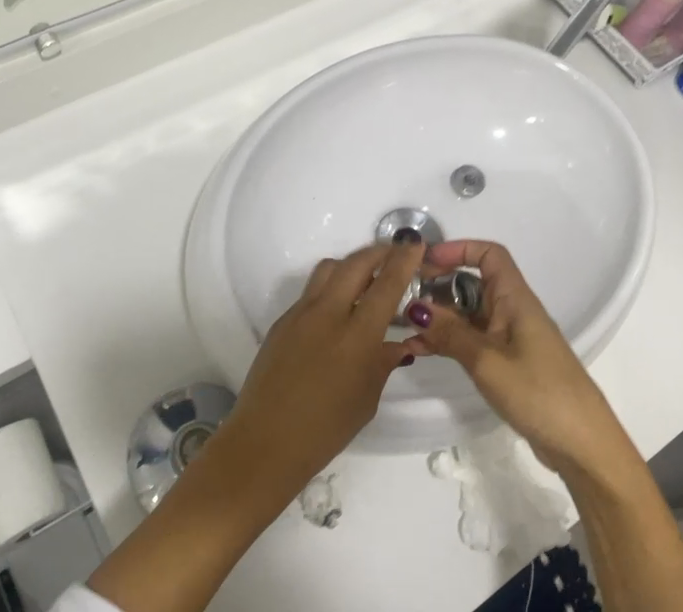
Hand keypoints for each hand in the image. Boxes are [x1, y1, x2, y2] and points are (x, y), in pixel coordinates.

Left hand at [216, 242, 423, 488]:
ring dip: (351, 265)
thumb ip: (383, 362)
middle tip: (395, 253)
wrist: (267, 439)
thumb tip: (399, 343)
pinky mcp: (282, 322)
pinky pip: (311, 292)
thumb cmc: (326, 428)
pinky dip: (331, 288)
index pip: (386, 285)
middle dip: (378, 253)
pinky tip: (339, 310)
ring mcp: (300, 314)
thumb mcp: (366, 397)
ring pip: (329, 270)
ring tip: (367, 278)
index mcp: (357, 336)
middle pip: (355, 264)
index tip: (415, 244)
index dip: (403, 260)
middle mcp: (328, 314)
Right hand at [407, 239, 620, 476]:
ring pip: (468, 315)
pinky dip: (448, 341)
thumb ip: (449, 332)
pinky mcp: (509, 364)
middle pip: (473, 284)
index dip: (457, 249)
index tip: (424, 261)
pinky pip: (472, 340)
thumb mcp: (486, 360)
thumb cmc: (538, 392)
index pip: (489, 254)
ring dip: (438, 317)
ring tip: (403, 327)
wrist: (582, 445)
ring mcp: (511, 339)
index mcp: (516, 299)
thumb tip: (414, 307)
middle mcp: (513, 312)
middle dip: (437, 285)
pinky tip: (420, 351)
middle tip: (402, 297)